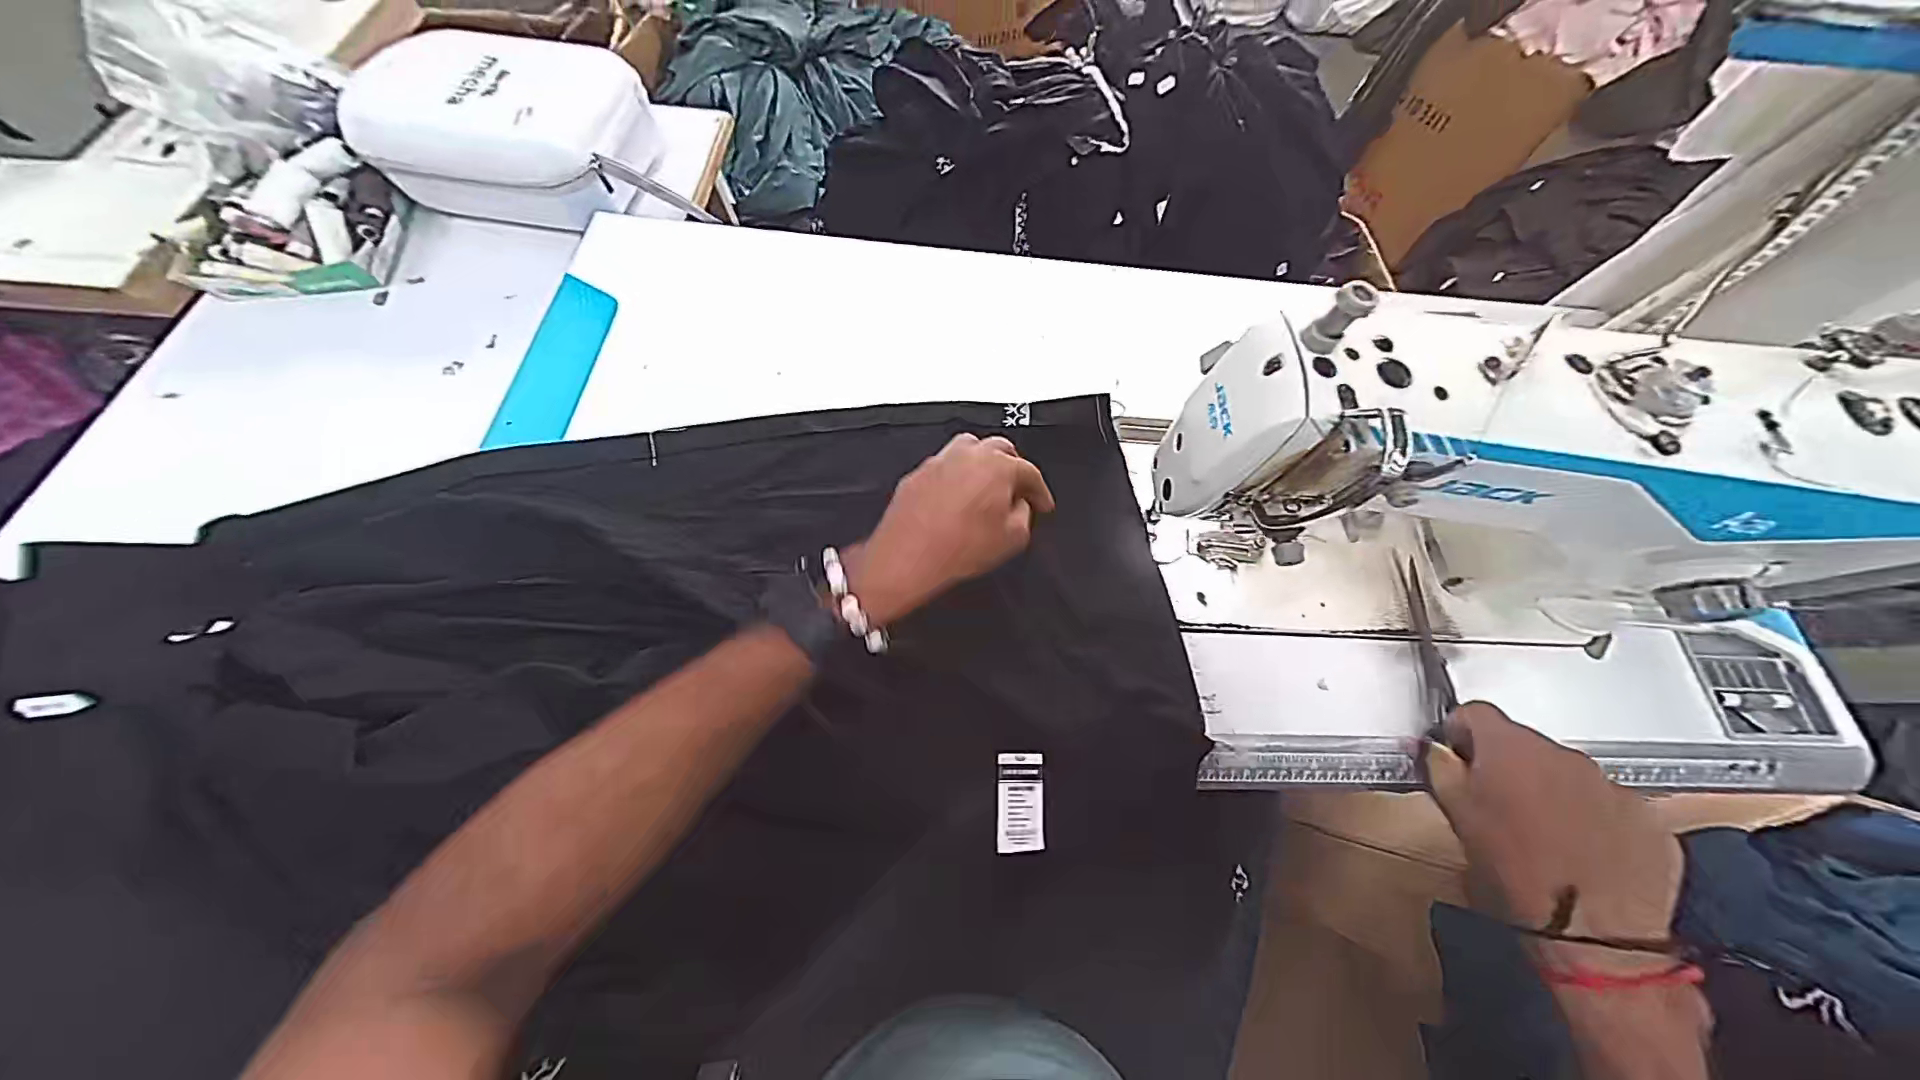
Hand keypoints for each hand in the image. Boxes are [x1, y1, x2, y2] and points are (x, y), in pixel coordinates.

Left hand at [847, 434, 1055, 623]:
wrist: (907, 557)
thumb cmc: (954, 548)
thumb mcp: (1012, 539)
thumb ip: (1024, 514)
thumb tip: (1020, 506)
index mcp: (998, 466)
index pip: (1030, 472)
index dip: (1040, 491)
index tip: (1042, 503)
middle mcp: (968, 455)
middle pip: (1001, 450)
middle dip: (1014, 468)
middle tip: (1019, 490)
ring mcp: (940, 460)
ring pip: (970, 449)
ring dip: (984, 463)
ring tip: (988, 485)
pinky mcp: (919, 473)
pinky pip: (945, 465)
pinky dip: (957, 475)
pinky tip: (959, 495)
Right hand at [1425, 702, 1684, 974]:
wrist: (1593, 931)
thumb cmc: (1514, 871)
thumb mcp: (1455, 814)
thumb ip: (1438, 768)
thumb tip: (1433, 749)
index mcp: (1510, 747)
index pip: (1475, 712)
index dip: (1458, 732)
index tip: (1453, 756)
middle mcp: (1563, 755)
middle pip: (1522, 742)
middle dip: (1504, 765)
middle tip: (1490, 803)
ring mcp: (1610, 785)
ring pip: (1564, 773)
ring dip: (1546, 790)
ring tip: (1535, 832)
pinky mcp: (1646, 818)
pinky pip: (1605, 804)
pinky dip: (1587, 817)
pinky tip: (1575, 849)